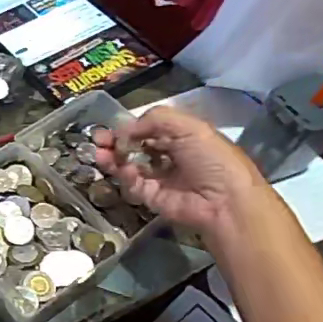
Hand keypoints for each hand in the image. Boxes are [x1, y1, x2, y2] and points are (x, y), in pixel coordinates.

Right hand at [95, 107, 271, 241]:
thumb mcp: (188, 127)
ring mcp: (160, 178)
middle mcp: (170, 156)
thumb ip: (153, 120)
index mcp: (183, 136)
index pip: (150, 128)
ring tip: (100, 153)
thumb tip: (124, 130)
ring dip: (114, 158)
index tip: (112, 126)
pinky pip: (133, 184)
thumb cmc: (211, 158)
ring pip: (130, 165)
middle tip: (98, 139)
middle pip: (137, 146)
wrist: (224, 201)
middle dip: (117, 142)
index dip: (131, 126)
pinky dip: (124, 175)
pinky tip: (118, 167)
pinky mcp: (152, 198)